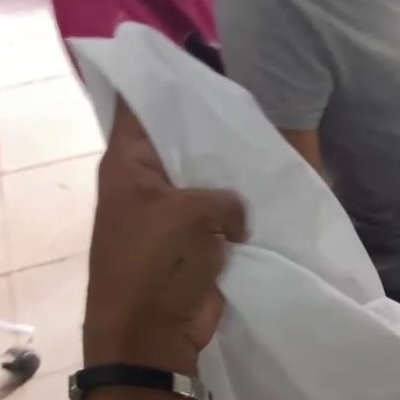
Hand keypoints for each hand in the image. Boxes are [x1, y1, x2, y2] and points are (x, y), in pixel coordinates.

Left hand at [85, 101, 248, 377]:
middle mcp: (148, 187)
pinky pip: (224, 224)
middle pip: (182, 148)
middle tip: (255, 119)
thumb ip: (225, 198)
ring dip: (234, 185)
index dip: (165, 85)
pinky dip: (243, 221)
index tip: (201, 68)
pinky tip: (270, 210)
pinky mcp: (197, 249)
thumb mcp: (192, 213)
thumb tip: (237, 218)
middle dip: (213, 137)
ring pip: (209, 188)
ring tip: (270, 164)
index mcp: (128, 166)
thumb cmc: (156, 264)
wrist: (153, 330)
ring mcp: (173, 219)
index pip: (140, 108)